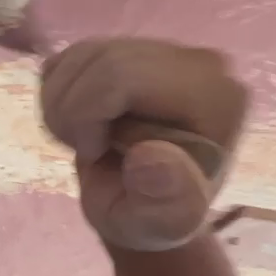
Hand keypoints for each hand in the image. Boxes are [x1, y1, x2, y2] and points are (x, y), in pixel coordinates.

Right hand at [40, 39, 248, 250]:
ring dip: (61, 102)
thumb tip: (151, 155)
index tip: (94, 153)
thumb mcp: (160, 225)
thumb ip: (166, 198)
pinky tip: (78, 119)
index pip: (121, 76)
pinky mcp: (132, 50)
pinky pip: (76, 54)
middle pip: (100, 60)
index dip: (88, 115)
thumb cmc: (151, 218)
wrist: (142, 207)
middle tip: (81, 148)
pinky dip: (60, 89)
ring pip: (83, 55)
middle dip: (72, 110)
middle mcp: (199, 62)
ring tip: (80, 138)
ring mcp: (165, 51)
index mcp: (215, 96)